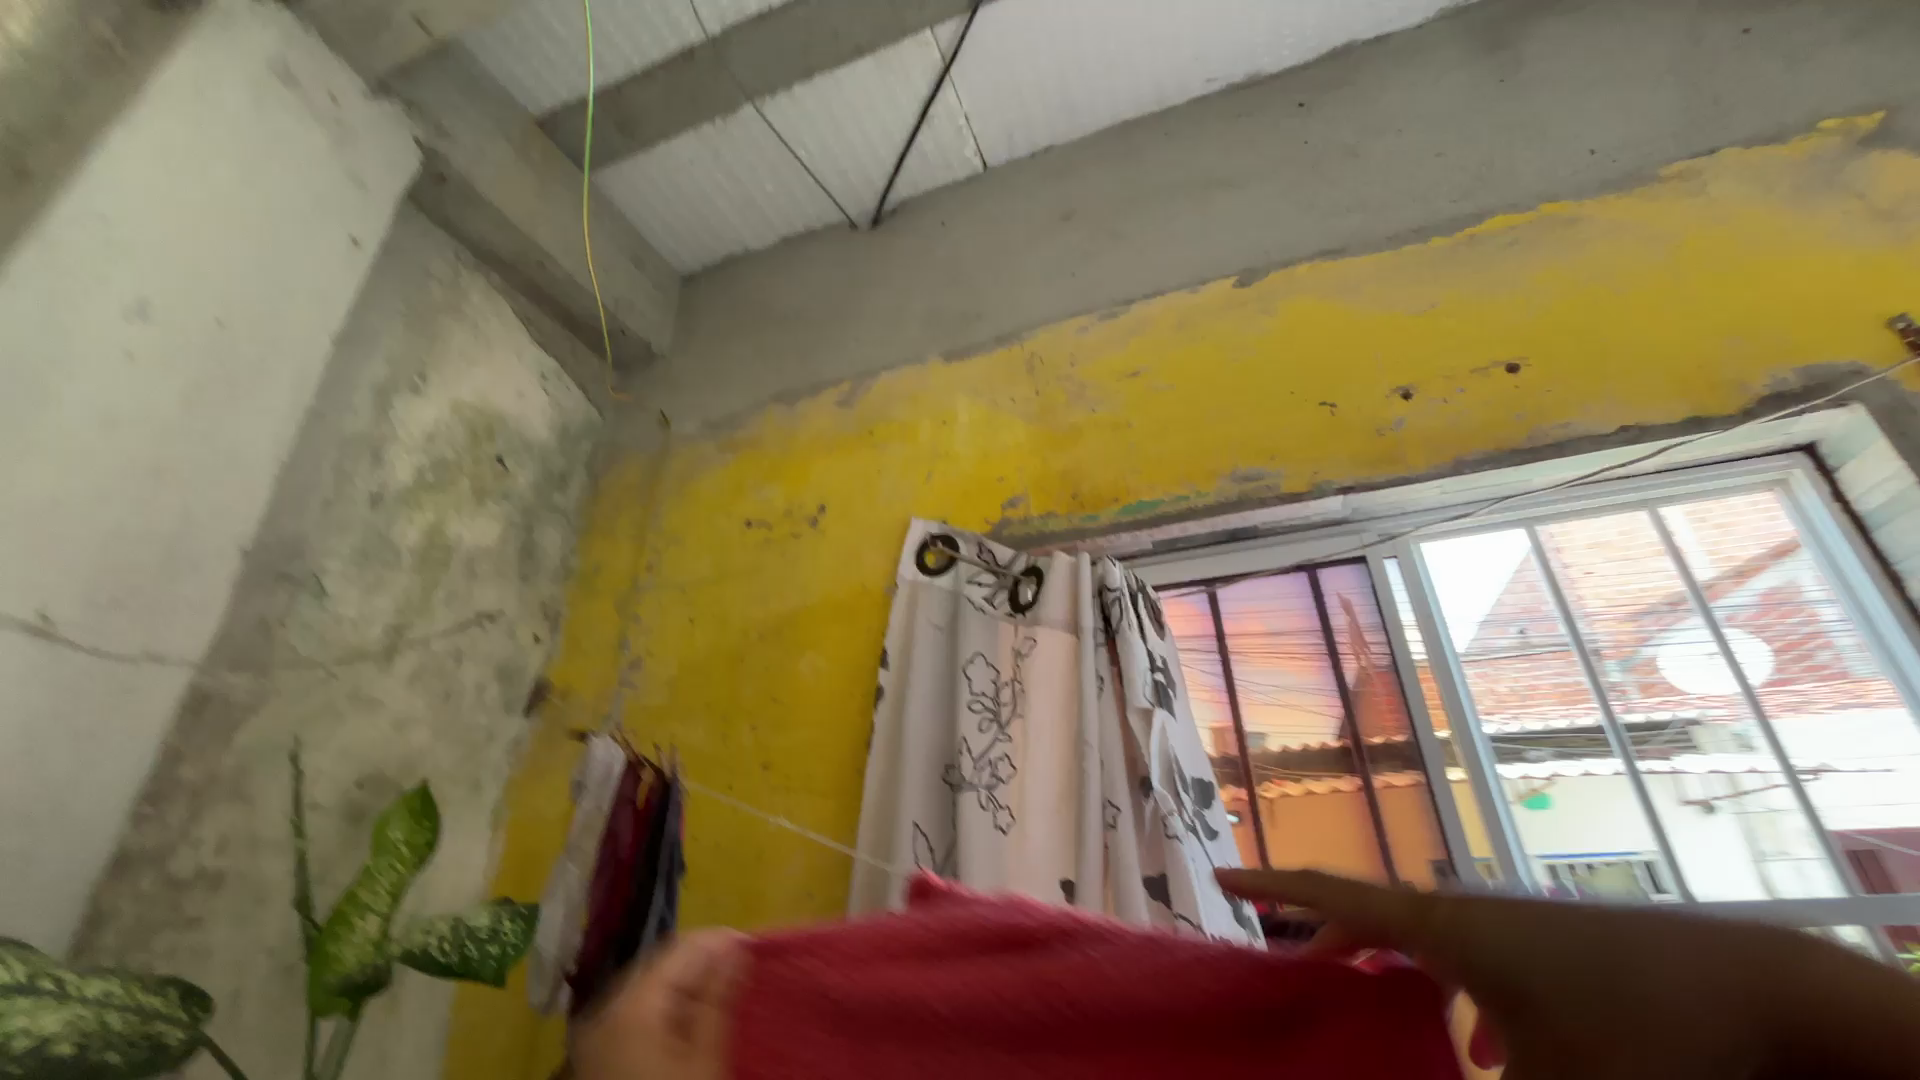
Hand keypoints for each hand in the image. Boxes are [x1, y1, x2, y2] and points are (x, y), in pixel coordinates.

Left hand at [570, 930, 747, 1079]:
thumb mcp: (706, 1060)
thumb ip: (719, 997)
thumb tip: (736, 947)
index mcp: (629, 1007)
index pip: (680, 949)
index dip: (718, 942)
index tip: (753, 947)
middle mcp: (603, 1010)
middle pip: (660, 965)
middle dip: (702, 964)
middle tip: (742, 972)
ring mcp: (594, 1034)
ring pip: (648, 988)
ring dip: (686, 986)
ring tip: (723, 996)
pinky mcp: (595, 1055)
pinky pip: (635, 1013)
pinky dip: (666, 1010)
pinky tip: (692, 1023)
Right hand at [1216, 868, 1919, 1078]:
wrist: (1769, 993)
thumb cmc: (1642, 1032)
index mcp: (1446, 932)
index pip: (1335, 896)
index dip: (1274, 888)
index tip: (1222, 876)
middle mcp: (1468, 917)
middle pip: (1374, 918)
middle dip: (1330, 942)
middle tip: (1299, 973)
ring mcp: (1513, 928)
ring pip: (1426, 941)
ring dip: (1391, 971)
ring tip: (1377, 1008)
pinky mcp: (1551, 946)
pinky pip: (1472, 960)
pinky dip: (1450, 993)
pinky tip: (1479, 1047)